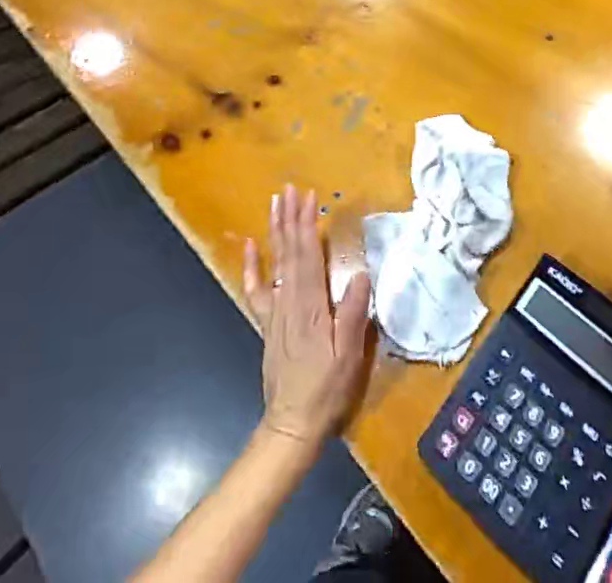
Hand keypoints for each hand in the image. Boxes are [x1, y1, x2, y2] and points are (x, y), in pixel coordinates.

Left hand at [241, 184, 371, 444]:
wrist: (293, 421)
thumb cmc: (327, 387)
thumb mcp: (349, 354)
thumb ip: (353, 314)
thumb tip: (359, 274)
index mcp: (311, 306)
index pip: (307, 256)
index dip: (307, 225)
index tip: (309, 198)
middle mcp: (289, 302)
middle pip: (289, 252)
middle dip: (291, 218)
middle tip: (290, 189)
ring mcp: (275, 311)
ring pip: (275, 264)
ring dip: (275, 232)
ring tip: (275, 204)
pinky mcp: (268, 323)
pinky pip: (258, 290)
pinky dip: (252, 267)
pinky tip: (251, 247)